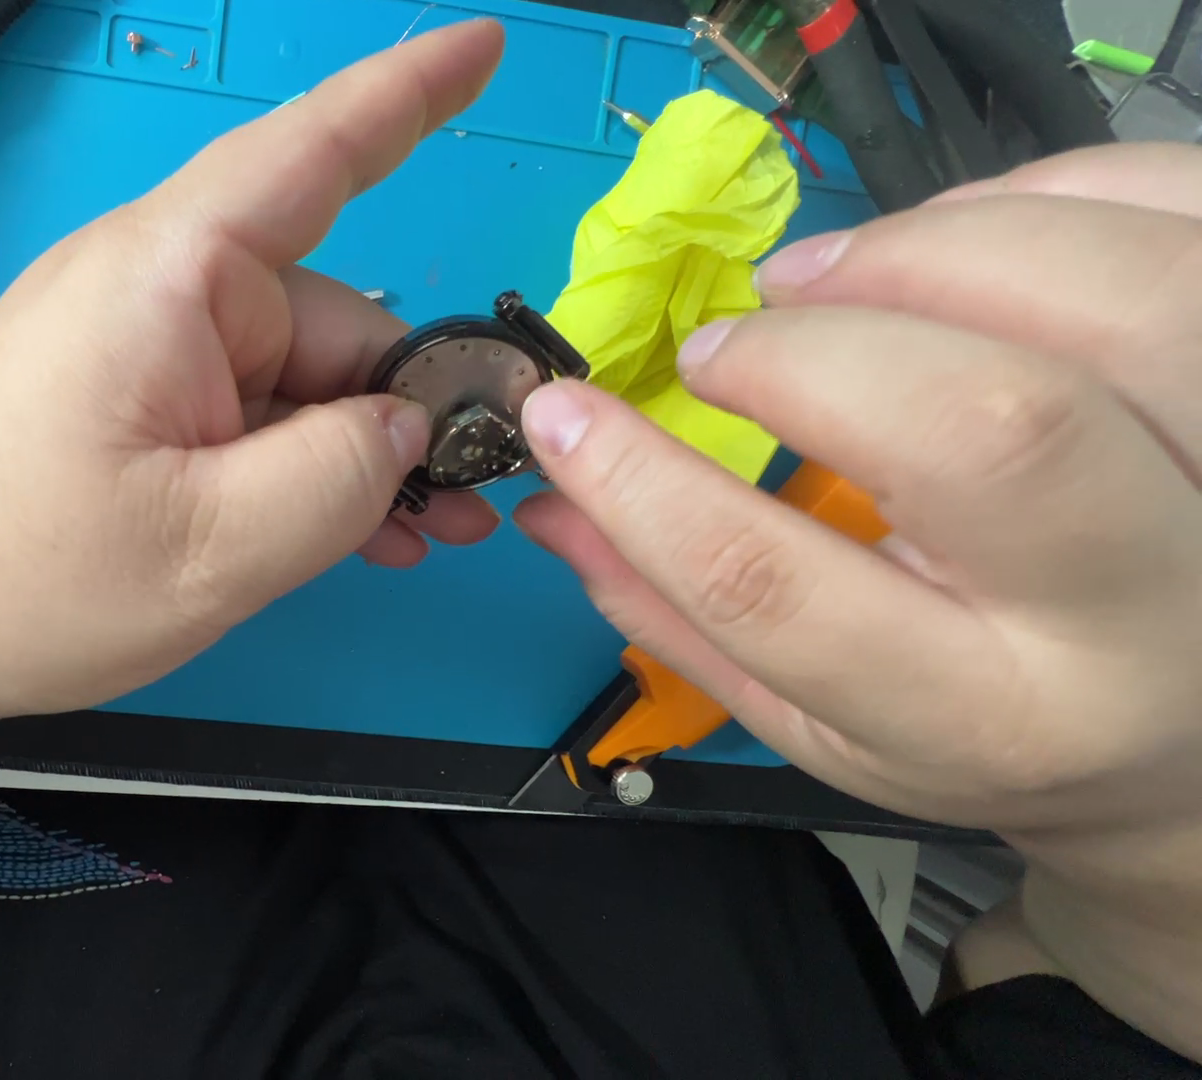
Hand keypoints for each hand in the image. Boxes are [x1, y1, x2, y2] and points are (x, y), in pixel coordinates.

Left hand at [0, 23, 505, 719]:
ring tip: (424, 533)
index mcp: (166, 283)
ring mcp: (150, 348)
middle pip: (327, 323)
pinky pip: (255, 416)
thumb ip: (340, 476)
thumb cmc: (37, 585)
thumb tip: (407, 424)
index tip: (483, 48)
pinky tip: (357, 530)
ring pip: (300, 383)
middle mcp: (159, 292)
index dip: (406, 100)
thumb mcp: (217, 547)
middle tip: (459, 505)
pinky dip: (308, 467)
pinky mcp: (143, 399)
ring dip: (363, 457)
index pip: (305, 159)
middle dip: (399, 411)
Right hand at [512, 143, 1201, 1051]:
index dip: (637, 482)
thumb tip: (545, 505)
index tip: (559, 411)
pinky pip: (1187, 217)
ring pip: (1121, 298)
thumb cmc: (968, 724)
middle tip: (726, 345)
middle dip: (806, 354)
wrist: (1194, 736)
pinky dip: (1036, 197)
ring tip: (821, 275)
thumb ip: (663, 609)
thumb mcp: (800, 707)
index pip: (764, 581)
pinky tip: (948, 243)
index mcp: (967, 711)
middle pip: (979, 426)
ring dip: (920, 251)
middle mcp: (1142, 615)